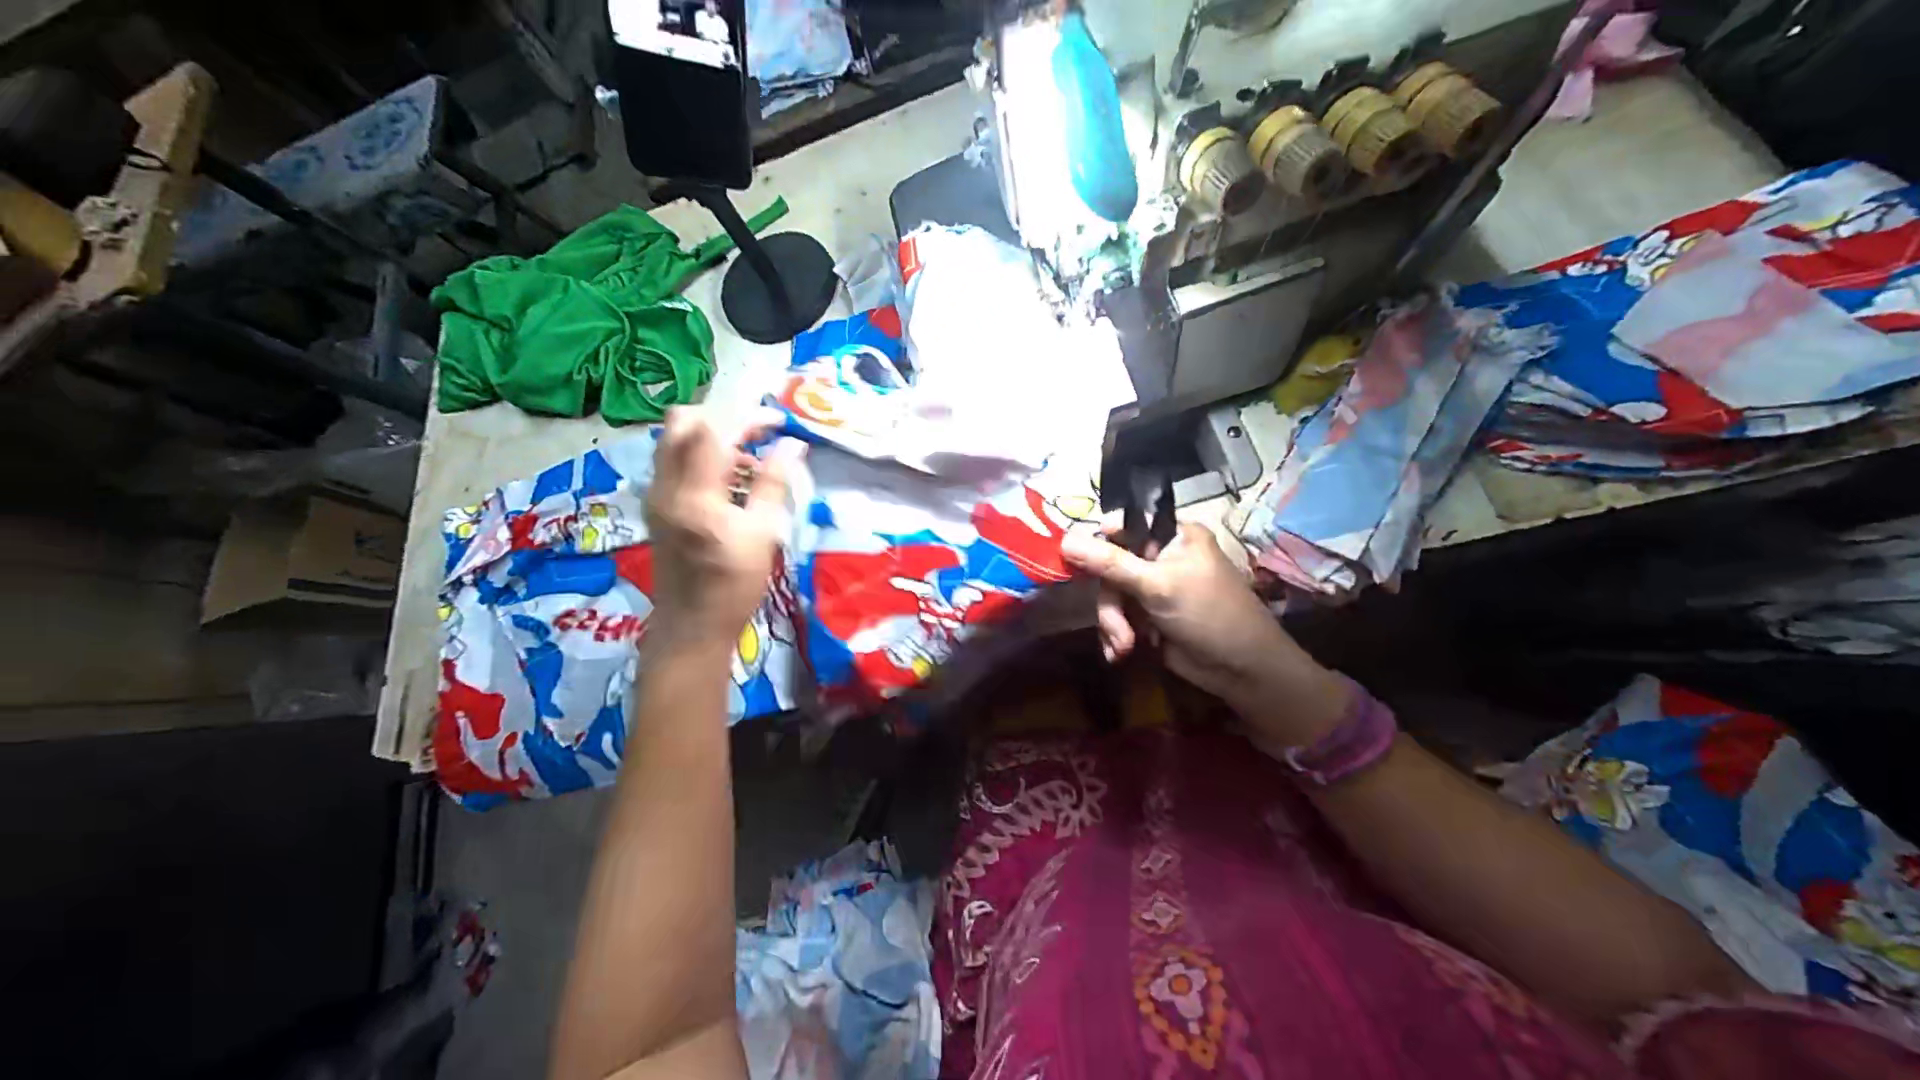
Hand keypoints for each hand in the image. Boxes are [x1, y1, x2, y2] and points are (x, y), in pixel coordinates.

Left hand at [644, 406, 803, 653]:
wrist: (691, 625)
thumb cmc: (733, 586)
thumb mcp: (763, 535)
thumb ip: (774, 484)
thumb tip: (793, 445)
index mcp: (695, 496)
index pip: (712, 429)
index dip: (747, 417)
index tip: (778, 424)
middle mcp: (666, 486)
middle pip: (682, 421)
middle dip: (723, 417)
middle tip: (757, 434)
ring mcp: (656, 494)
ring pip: (673, 438)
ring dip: (710, 434)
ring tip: (747, 458)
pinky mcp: (656, 504)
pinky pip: (673, 459)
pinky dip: (700, 454)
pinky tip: (729, 478)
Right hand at [1059, 523, 1348, 747]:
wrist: (1241, 671)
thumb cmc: (1208, 615)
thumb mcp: (1157, 585)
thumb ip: (1109, 562)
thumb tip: (1063, 539)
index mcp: (1173, 535)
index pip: (1123, 526)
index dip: (1098, 544)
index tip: (1077, 562)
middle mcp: (1161, 557)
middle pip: (1110, 567)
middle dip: (1111, 604)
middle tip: (1118, 629)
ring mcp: (1154, 588)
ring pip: (1111, 596)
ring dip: (1113, 625)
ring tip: (1125, 648)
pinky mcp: (1148, 616)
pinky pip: (1117, 617)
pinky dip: (1117, 636)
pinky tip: (1121, 654)